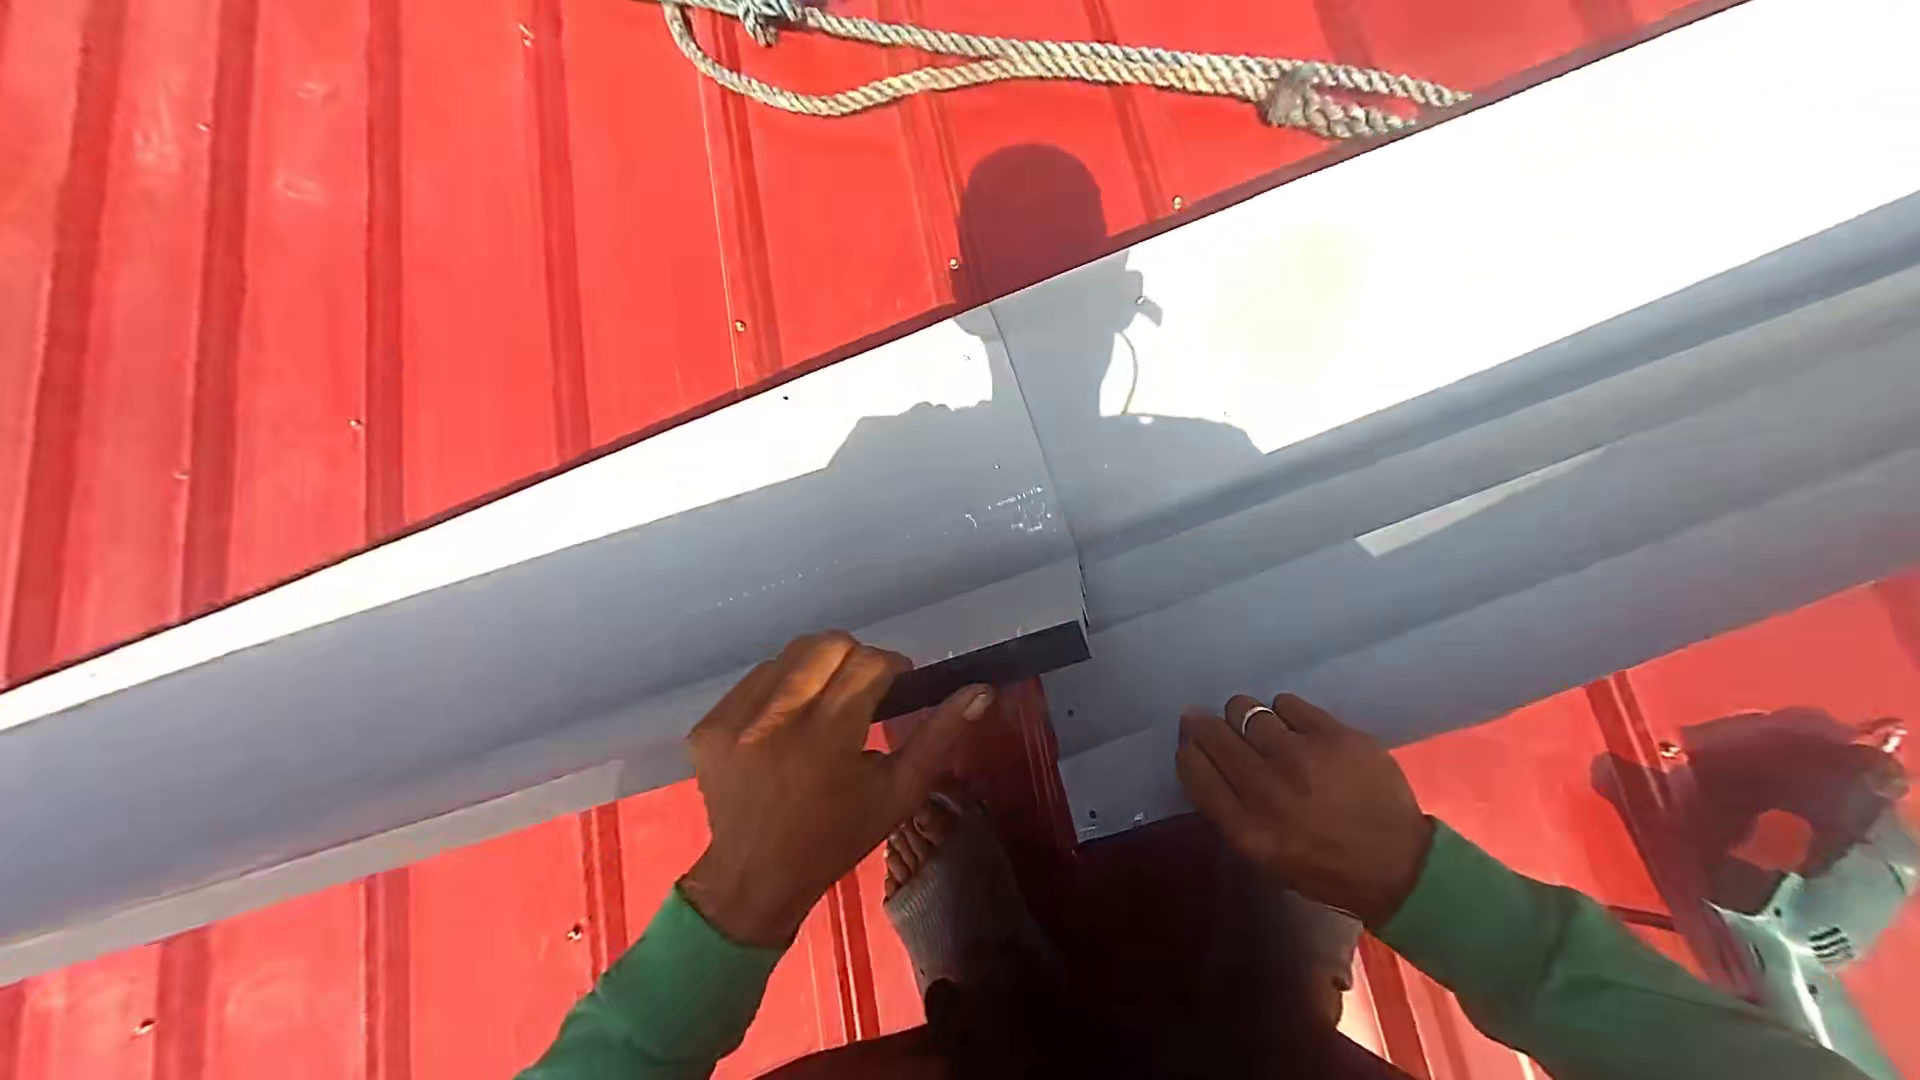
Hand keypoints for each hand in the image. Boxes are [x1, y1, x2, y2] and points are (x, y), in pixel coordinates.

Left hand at [680, 631, 993, 945]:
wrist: (755, 876)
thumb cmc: (837, 835)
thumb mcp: (899, 791)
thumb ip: (940, 735)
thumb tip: (980, 689)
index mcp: (828, 736)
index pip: (869, 663)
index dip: (891, 666)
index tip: (896, 683)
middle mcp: (777, 718)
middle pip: (827, 644)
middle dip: (854, 657)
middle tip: (862, 688)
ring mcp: (735, 719)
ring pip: (791, 655)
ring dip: (817, 668)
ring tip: (824, 703)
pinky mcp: (709, 724)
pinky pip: (757, 677)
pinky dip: (781, 686)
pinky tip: (788, 719)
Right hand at [1176, 694, 1433, 925]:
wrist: (1400, 867)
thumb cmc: (1321, 865)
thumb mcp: (1260, 854)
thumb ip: (1224, 806)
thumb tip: (1197, 753)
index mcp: (1246, 827)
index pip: (1192, 766)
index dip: (1188, 748)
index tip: (1192, 742)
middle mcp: (1267, 788)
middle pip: (1213, 732)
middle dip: (1206, 725)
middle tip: (1217, 726)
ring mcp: (1303, 757)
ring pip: (1246, 709)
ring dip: (1247, 718)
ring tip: (1264, 733)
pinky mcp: (1336, 737)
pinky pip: (1286, 703)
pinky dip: (1285, 714)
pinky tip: (1297, 732)